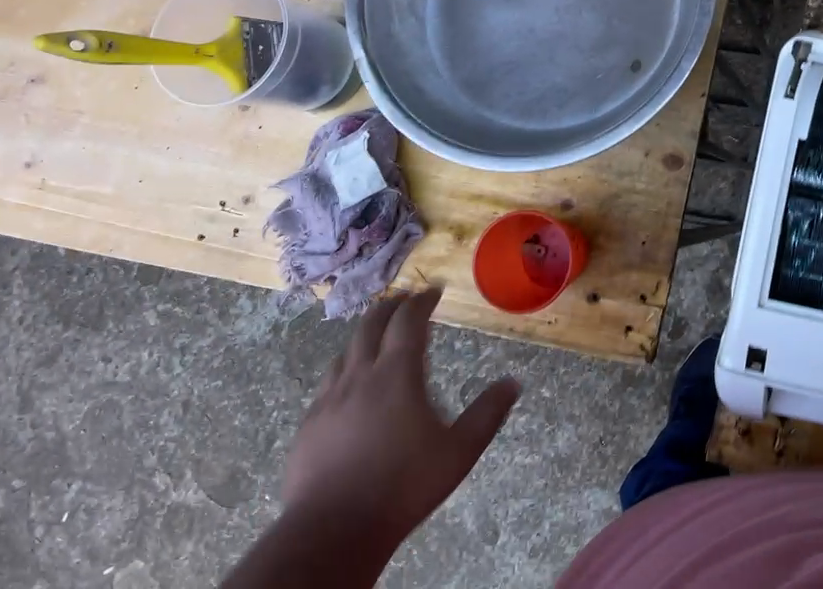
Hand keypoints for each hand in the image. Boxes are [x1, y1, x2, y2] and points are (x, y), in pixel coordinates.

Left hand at [282, 288, 519, 546]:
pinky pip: (327, 383)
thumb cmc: (403, 486)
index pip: (408, 321)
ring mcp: (328, 401)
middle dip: (390, 307)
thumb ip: (487, 414)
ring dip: (364, 336)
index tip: (435, 291)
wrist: (333, 530)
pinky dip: (345, 369)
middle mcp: (359, 378)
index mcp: (396, 376)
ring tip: (378, 337)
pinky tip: (351, 388)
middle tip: (406, 299)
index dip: (422, 301)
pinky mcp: (308, 426)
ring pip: (344, 352)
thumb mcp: (459, 452)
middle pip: (370, 326)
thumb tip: (513, 383)